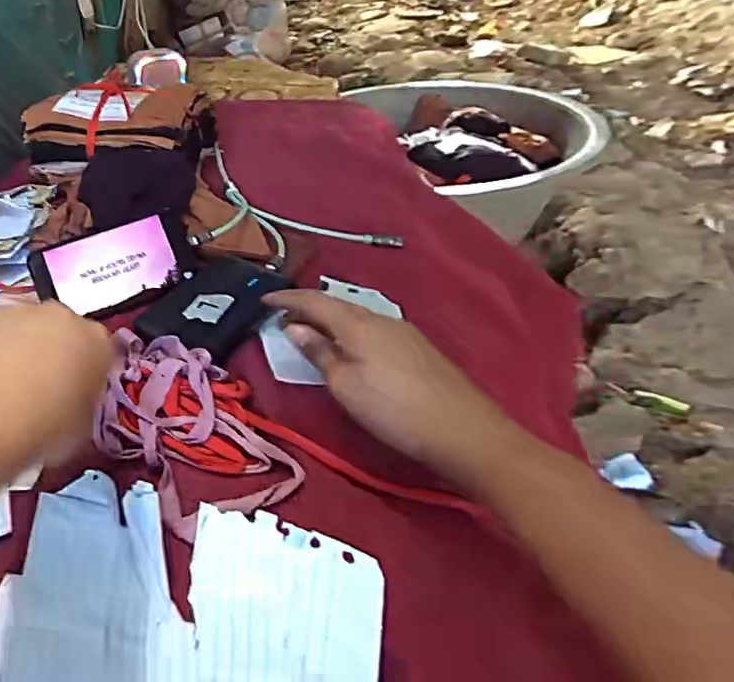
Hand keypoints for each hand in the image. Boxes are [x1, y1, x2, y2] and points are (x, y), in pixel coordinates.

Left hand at [0, 304, 115, 504]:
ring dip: (24, 344)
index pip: (101, 348)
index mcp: (96, 342)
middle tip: (43, 384)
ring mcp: (24, 310)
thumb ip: (84, 401)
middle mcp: (64, 316)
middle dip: (57, 350)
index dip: (89, 369)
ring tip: (8, 380)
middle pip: (65, 329)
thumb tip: (73, 400)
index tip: (78, 387)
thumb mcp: (82, 427)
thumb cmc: (43, 427)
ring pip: (29, 324)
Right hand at [263, 289, 526, 483]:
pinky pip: (373, 327)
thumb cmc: (395, 411)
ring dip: (330, 320)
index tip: (264, 300)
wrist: (470, 435)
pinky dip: (351, 330)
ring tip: (312, 333)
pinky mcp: (419, 348)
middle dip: (307, 308)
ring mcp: (404, 332)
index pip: (312, 300)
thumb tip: (296, 328)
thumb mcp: (345, 387)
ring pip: (356, 316)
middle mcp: (380, 318)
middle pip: (336, 304)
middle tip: (284, 318)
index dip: (286, 298)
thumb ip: (318, 353)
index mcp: (357, 323)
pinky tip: (350, 347)